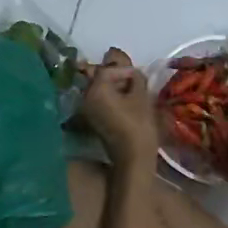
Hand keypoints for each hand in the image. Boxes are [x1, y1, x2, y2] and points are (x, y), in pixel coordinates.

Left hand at [79, 49, 157, 164]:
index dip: (125, 70)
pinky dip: (112, 99)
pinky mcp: (93, 120)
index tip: (140, 75)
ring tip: (133, 91)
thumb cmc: (139, 124)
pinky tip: (126, 102)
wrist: (133, 156)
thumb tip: (135, 73)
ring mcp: (87, 110)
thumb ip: (137, 79)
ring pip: (100, 91)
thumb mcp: (141, 97)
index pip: (107, 70)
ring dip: (115, 88)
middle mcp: (86, 98)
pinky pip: (100, 102)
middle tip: (136, 81)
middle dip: (118, 78)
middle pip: (100, 79)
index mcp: (96, 90)